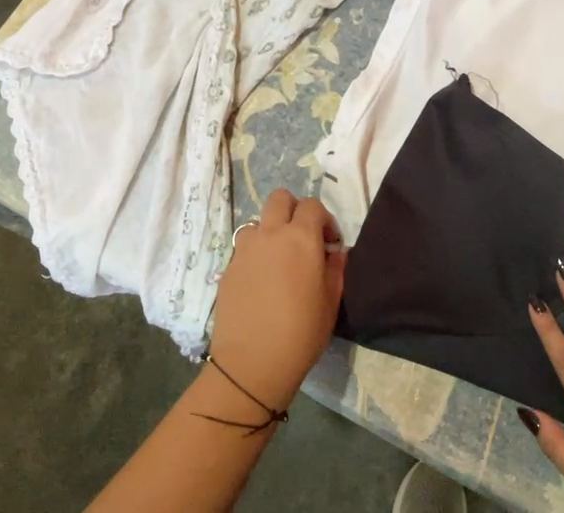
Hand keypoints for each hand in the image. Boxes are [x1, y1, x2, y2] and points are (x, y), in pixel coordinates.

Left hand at [207, 189, 346, 408]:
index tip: (329, 243)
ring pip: (257, 222)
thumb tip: (333, 252)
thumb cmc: (301, 333)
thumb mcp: (331, 301)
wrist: (252, 364)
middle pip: (280, 198)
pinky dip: (255, 254)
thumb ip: (335, 268)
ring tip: (278, 259)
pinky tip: (261, 281)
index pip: (312, 205)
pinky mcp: (228, 269)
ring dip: (270, 231)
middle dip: (294, 210)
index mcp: (301, 238)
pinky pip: (243, 248)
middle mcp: (270, 235)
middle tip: (302, 238)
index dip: (324, 220)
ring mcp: (245, 250)